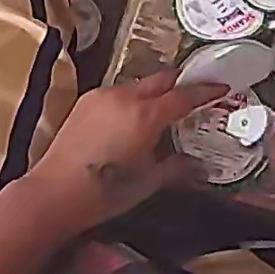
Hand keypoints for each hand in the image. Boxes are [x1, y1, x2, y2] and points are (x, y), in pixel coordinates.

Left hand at [23, 72, 228, 234]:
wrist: (53, 194)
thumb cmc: (106, 192)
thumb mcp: (148, 182)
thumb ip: (177, 168)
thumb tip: (202, 168)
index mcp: (147, 115)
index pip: (185, 95)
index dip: (205, 91)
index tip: (221, 87)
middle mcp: (127, 96)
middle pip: (162, 79)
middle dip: (180, 84)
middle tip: (194, 93)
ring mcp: (104, 95)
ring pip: (139, 84)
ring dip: (154, 92)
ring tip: (161, 110)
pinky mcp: (86, 100)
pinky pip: (118, 92)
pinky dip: (131, 99)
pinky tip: (130, 117)